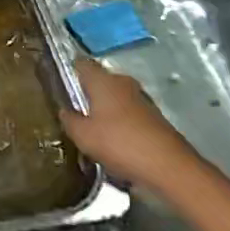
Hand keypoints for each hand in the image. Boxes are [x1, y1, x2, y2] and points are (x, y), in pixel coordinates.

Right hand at [58, 58, 196, 186]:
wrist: (168, 165)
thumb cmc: (120, 144)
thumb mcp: (84, 137)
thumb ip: (70, 121)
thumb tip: (64, 111)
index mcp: (103, 80)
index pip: (82, 64)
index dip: (70, 71)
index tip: (61, 84)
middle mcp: (122, 82)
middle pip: (99, 82)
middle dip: (88, 95)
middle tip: (75, 114)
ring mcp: (141, 98)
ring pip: (115, 99)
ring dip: (106, 112)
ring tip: (94, 134)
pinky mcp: (153, 116)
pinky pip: (129, 114)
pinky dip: (121, 124)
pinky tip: (116, 145)